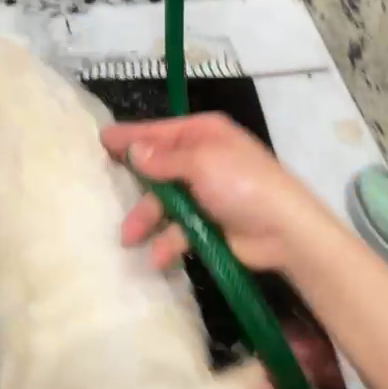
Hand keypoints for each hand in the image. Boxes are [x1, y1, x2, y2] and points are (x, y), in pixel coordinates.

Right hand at [101, 113, 315, 271]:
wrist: (287, 232)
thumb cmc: (243, 184)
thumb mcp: (200, 163)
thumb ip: (163, 159)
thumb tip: (133, 151)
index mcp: (203, 134)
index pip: (158, 131)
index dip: (129, 136)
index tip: (100, 140)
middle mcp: (201, 158)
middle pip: (157, 168)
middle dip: (135, 184)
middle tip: (105, 193)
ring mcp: (205, 192)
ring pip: (164, 202)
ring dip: (146, 219)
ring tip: (128, 238)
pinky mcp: (209, 224)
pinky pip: (178, 229)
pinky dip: (167, 242)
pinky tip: (156, 257)